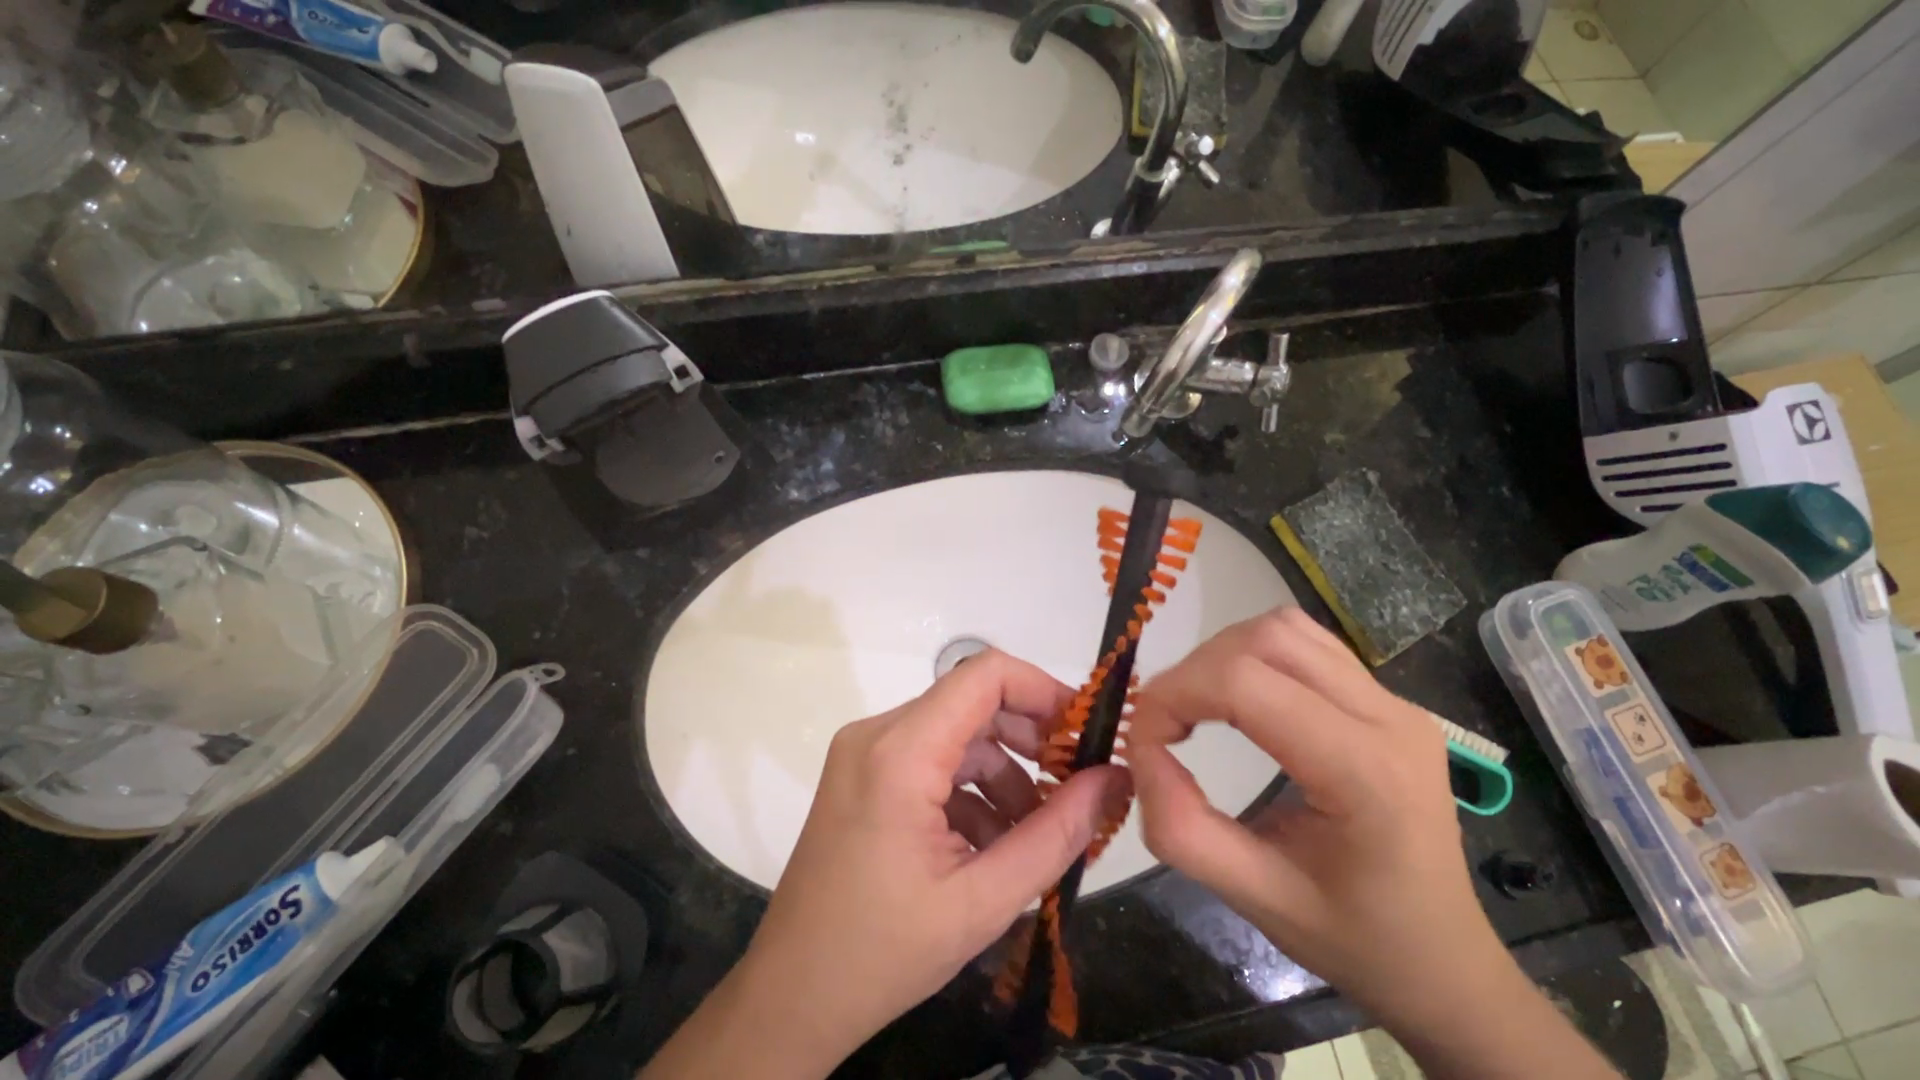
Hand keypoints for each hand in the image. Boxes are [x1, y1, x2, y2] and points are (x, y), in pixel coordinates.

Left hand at [644, 650, 1127, 1079]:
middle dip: (1033, 742)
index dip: (1046, 691)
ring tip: (1037, 836)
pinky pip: (931, 763)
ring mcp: (864, 756)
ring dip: (1005, 777)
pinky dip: (971, 793)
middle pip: (973, 705)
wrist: (794, 994)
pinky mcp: (862, 779)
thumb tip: (1116, 778)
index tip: (1090, 736)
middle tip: (1079, 790)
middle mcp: (876, 736)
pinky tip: (992, 848)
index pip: (985, 675)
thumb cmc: (885, 950)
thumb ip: (1057, 833)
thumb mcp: (984, 899)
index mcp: (900, 753)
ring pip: (956, 737)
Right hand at [1127, 607, 1503, 1029]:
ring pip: (1286, 629)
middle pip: (1266, 639)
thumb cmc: (1352, 939)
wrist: (1442, 960)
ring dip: (1223, 656)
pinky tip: (1239, 702)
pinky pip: (1309, 646)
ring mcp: (1395, 703)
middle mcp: (1388, 716)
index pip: (1246, 682)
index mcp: (1364, 771)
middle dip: (1194, 672)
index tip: (1143, 741)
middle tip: (1164, 727)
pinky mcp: (1389, 701)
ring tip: (1197, 710)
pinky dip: (1255, 657)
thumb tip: (1138, 752)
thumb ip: (1181, 828)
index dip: (1174, 696)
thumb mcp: (1254, 899)